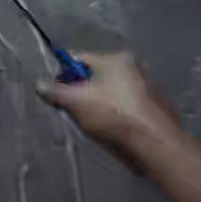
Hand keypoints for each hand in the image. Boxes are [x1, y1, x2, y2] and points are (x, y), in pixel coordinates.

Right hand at [36, 51, 180, 158]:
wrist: (154, 143)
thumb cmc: (112, 114)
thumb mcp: (75, 102)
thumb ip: (55, 91)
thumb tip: (40, 84)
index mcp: (115, 58)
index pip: (78, 58)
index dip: (64, 72)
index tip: (58, 87)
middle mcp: (135, 67)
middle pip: (98, 74)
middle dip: (85, 87)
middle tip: (76, 105)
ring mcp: (151, 87)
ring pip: (115, 89)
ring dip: (103, 99)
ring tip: (95, 118)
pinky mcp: (160, 107)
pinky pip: (131, 104)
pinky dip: (121, 110)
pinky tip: (115, 125)